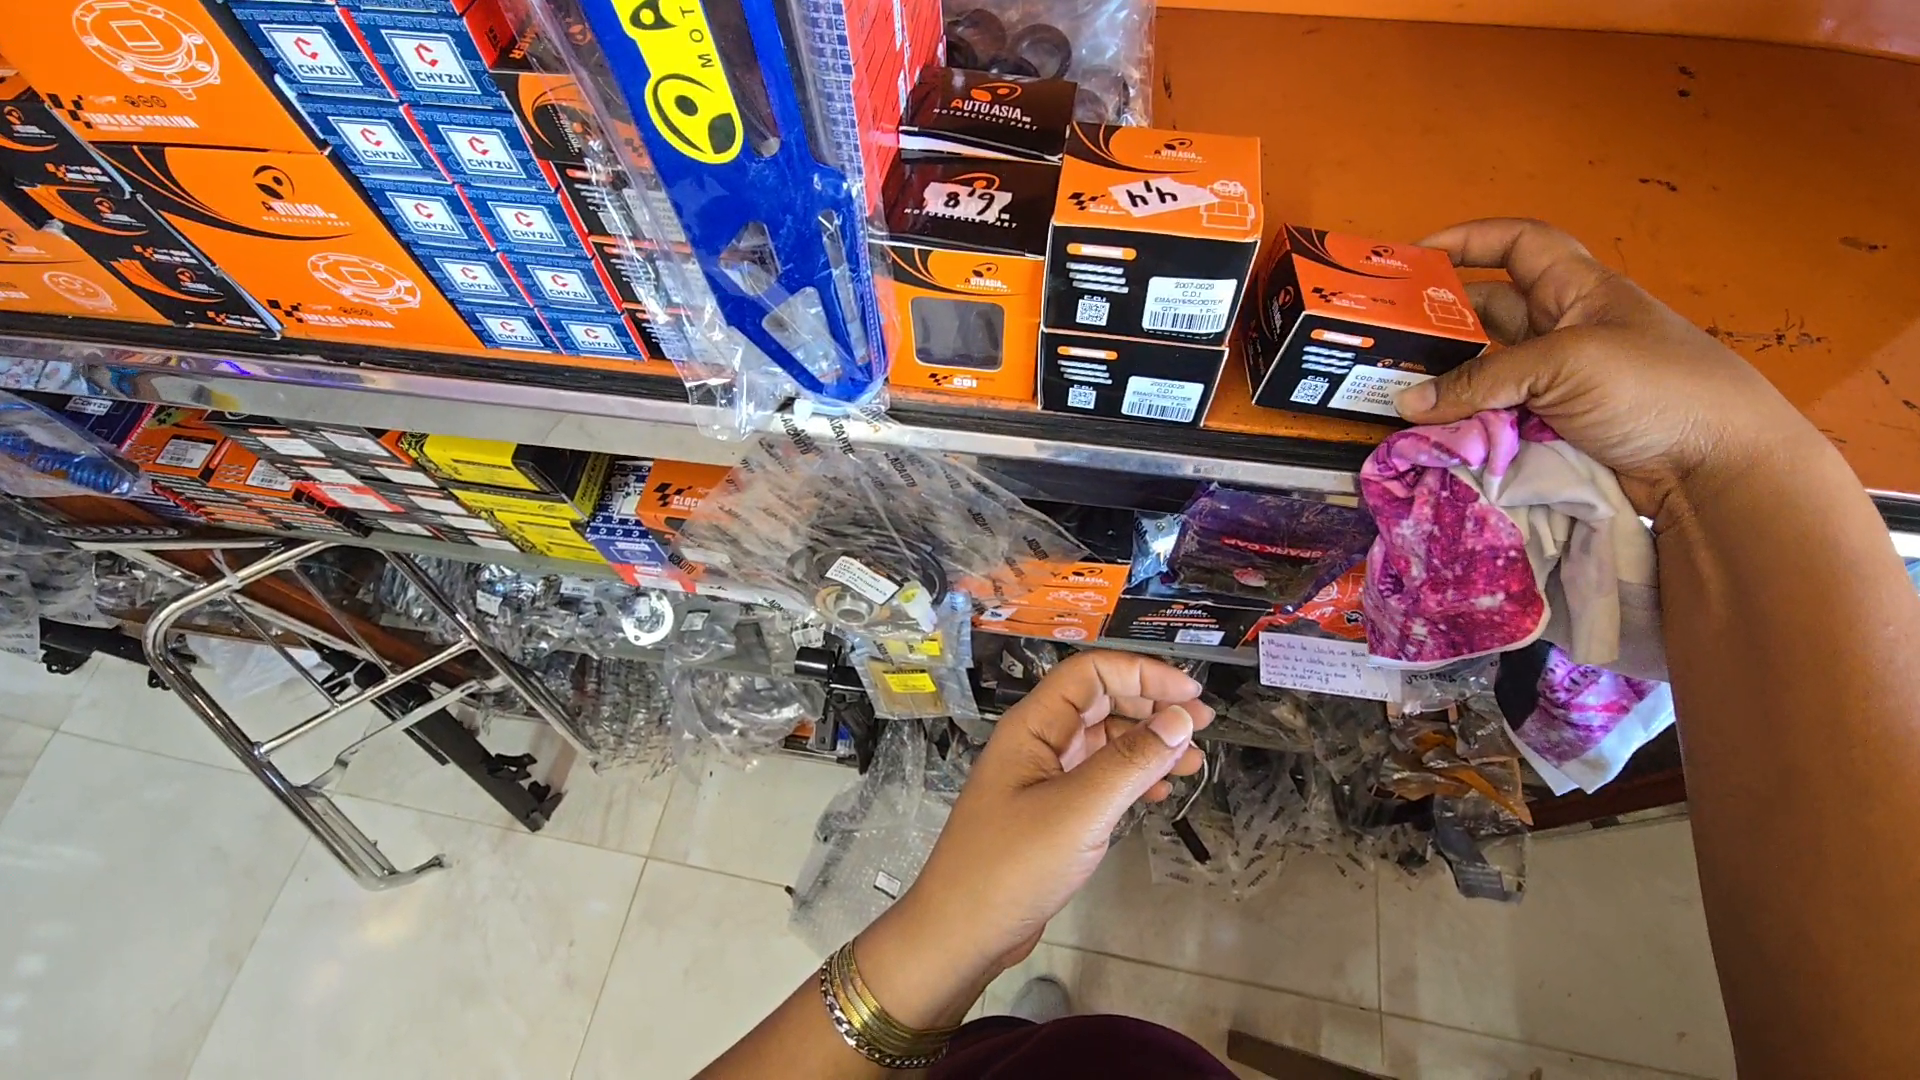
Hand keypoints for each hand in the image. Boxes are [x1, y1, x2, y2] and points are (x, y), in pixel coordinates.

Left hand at [854, 652, 1211, 1024]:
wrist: (962, 931)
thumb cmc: (1014, 864)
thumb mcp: (1080, 810)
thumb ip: (1131, 762)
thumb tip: (1181, 718)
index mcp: (1034, 724)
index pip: (1091, 672)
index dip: (1143, 673)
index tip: (1192, 695)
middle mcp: (1039, 740)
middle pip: (1100, 701)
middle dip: (1151, 706)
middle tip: (1203, 725)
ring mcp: (1044, 775)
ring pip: (1103, 740)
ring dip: (1147, 745)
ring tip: (1193, 762)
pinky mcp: (1052, 808)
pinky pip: (1098, 776)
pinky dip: (1132, 777)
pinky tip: (1160, 792)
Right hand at [1393, 218, 1826, 528]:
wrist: (1715, 466)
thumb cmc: (1657, 387)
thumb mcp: (1567, 364)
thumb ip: (1482, 380)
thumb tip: (1405, 403)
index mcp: (1578, 292)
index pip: (1519, 245)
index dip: (1470, 239)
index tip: (1417, 254)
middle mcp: (1560, 331)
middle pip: (1485, 314)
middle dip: (1438, 321)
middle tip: (1387, 337)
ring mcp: (1552, 383)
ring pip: (1480, 371)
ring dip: (1442, 380)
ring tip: (1393, 388)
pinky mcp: (1545, 426)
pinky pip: (1487, 415)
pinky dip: (1457, 420)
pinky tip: (1427, 429)